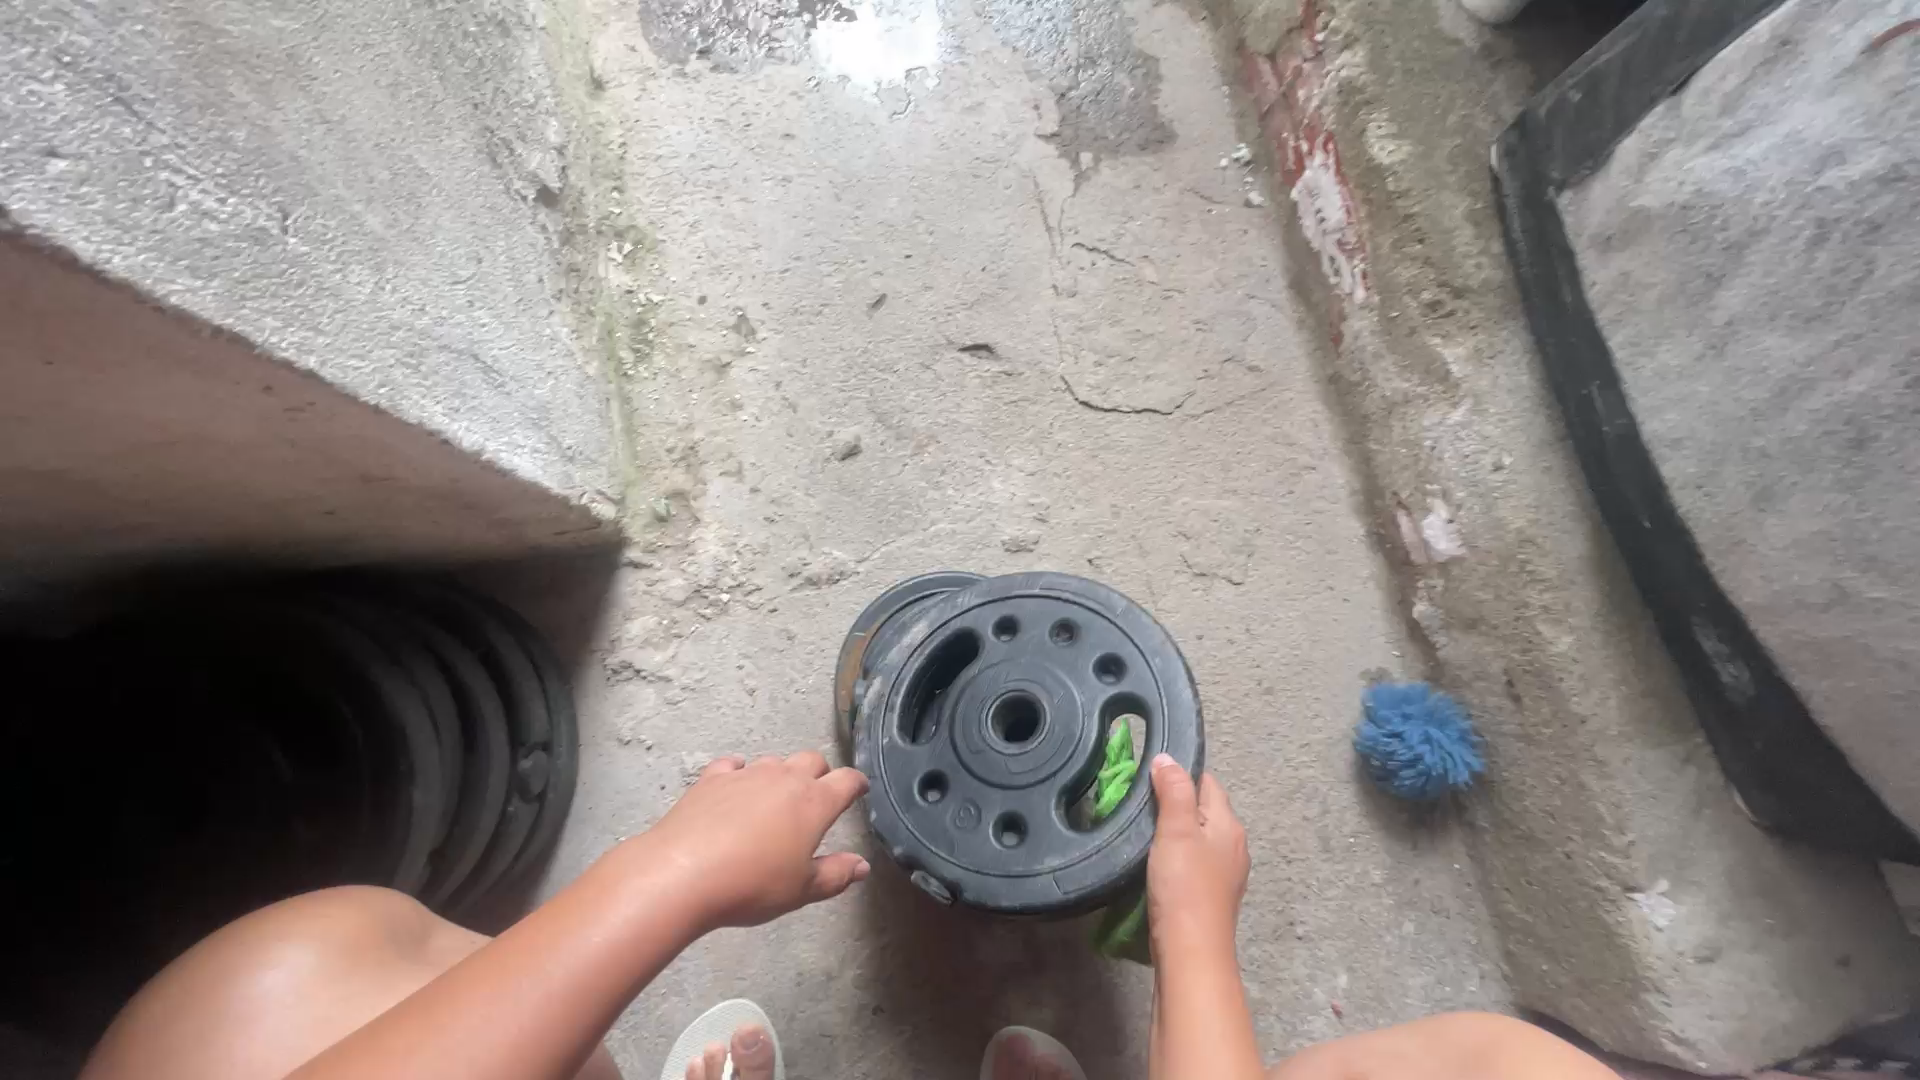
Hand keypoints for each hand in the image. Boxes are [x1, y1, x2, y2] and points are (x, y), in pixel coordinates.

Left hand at [638, 751, 870, 929]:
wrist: (682, 874)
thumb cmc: (750, 884)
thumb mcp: (800, 890)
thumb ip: (835, 875)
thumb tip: (862, 865)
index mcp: (814, 803)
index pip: (846, 781)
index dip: (856, 784)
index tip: (859, 790)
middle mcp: (784, 779)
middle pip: (812, 759)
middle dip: (820, 773)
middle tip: (817, 796)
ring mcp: (747, 774)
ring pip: (774, 761)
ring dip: (781, 774)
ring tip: (774, 799)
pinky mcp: (713, 778)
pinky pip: (733, 765)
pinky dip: (739, 773)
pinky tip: (734, 788)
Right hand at [1146, 755, 1248, 956]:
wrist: (1191, 952)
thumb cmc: (1184, 885)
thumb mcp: (1176, 829)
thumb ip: (1173, 790)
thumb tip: (1167, 759)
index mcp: (1228, 825)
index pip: (1207, 782)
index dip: (1179, 775)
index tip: (1148, 777)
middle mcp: (1233, 846)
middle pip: (1202, 809)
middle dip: (1174, 802)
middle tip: (1139, 803)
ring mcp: (1224, 873)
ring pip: (1196, 836)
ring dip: (1173, 831)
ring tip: (1143, 831)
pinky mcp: (1210, 894)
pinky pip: (1192, 861)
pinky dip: (1175, 855)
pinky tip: (1155, 862)